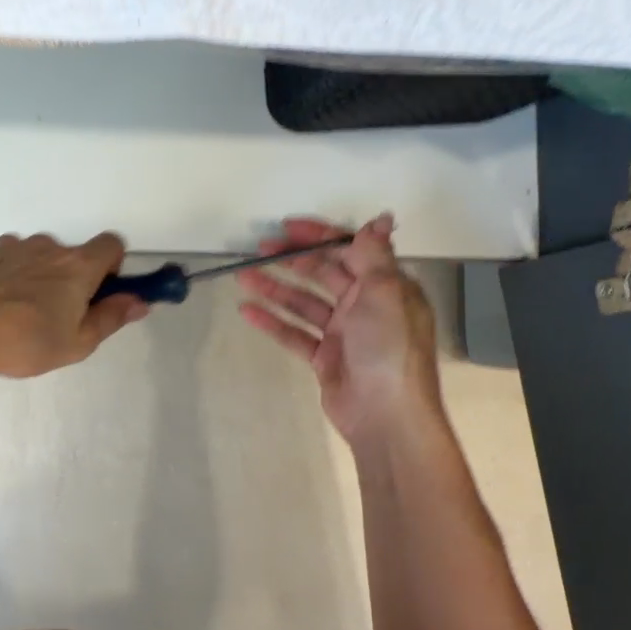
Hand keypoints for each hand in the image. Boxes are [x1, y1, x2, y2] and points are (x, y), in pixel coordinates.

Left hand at [0, 232, 147, 378]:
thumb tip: (138, 301)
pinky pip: (3, 264)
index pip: (113, 245)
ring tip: (13, 318)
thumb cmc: (20, 341)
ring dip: (33, 280)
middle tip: (53, 319)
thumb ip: (110, 319)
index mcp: (77, 265)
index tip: (100, 295)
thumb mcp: (75, 344)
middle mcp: (46, 246)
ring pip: (34, 259)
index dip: (113, 267)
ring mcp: (9, 247)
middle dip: (68, 281)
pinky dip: (3, 280)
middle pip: (70, 255)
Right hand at [237, 215, 442, 443]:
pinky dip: (271, 321)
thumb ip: (375, 255)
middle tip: (257, 250)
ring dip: (274, 288)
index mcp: (385, 286)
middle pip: (323, 274)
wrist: (385, 412)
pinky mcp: (324, 357)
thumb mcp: (385, 294)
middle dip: (291, 259)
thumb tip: (382, 217)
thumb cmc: (388, 348)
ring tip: (242, 276)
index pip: (350, 250)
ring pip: (303, 302)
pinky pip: (293, 332)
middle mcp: (365, 305)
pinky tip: (247, 311)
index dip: (319, 236)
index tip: (287, 227)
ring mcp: (343, 333)